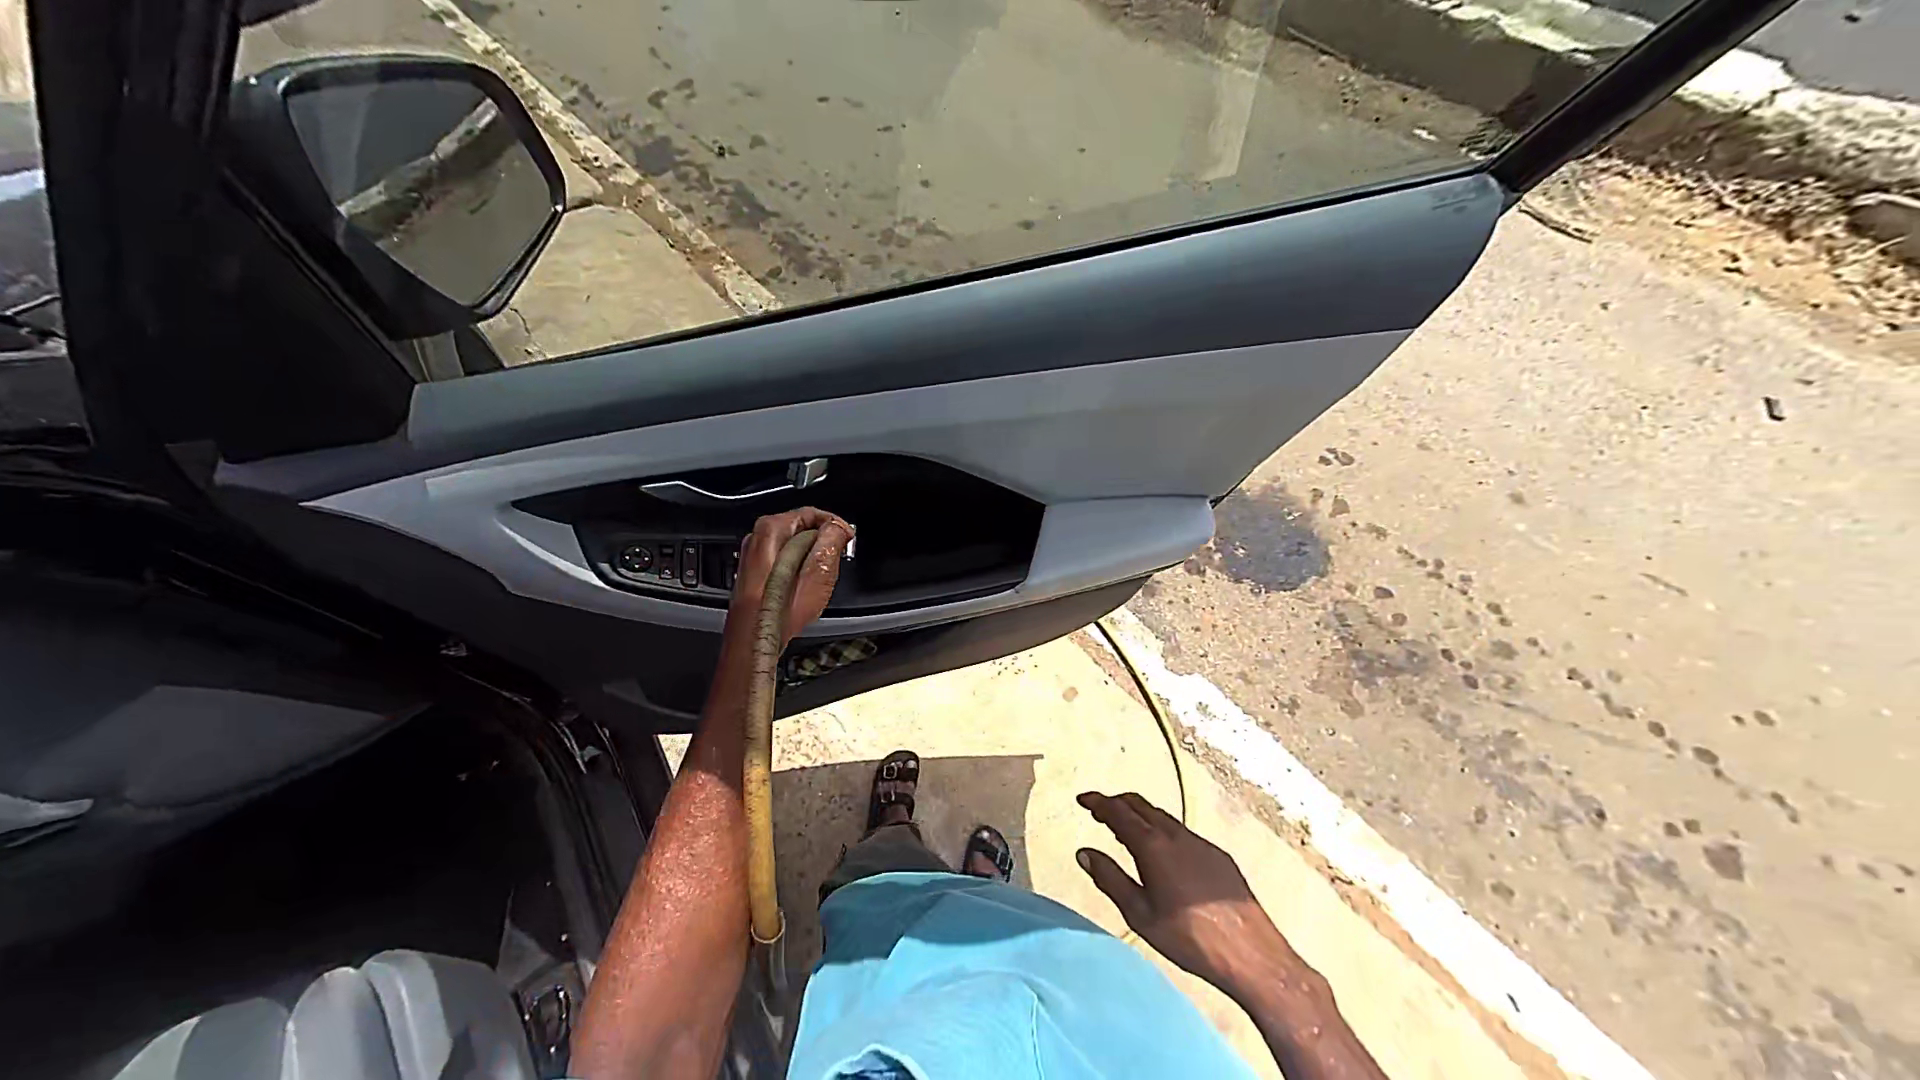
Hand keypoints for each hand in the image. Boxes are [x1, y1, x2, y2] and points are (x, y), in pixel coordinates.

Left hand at [728, 507, 853, 643]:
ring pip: (792, 545)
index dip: (834, 524)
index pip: (810, 513)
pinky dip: (798, 566)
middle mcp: (757, 539)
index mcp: (770, 530)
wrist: (755, 639)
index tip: (847, 536)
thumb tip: (838, 528)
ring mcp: (753, 556)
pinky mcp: (755, 573)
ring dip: (811, 555)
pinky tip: (805, 585)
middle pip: (800, 528)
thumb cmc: (780, 611)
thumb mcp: (819, 571)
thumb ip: (831, 541)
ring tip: (823, 573)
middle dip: (823, 540)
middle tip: (838, 556)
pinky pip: (784, 560)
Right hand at [1076, 791, 1298, 996]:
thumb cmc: (1189, 938)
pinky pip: (1181, 831)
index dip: (1098, 802)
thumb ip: (1109, 879)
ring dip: (1139, 815)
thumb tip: (1084, 854)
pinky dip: (1161, 829)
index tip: (1083, 799)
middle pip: (1140, 805)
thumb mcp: (1139, 914)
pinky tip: (1161, 851)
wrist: (1250, 954)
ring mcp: (1200, 843)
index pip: (1118, 812)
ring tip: (1124, 829)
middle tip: (1099, 810)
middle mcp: (1176, 835)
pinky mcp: (1218, 855)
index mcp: (1153, 846)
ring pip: (1162, 816)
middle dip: (1116, 803)